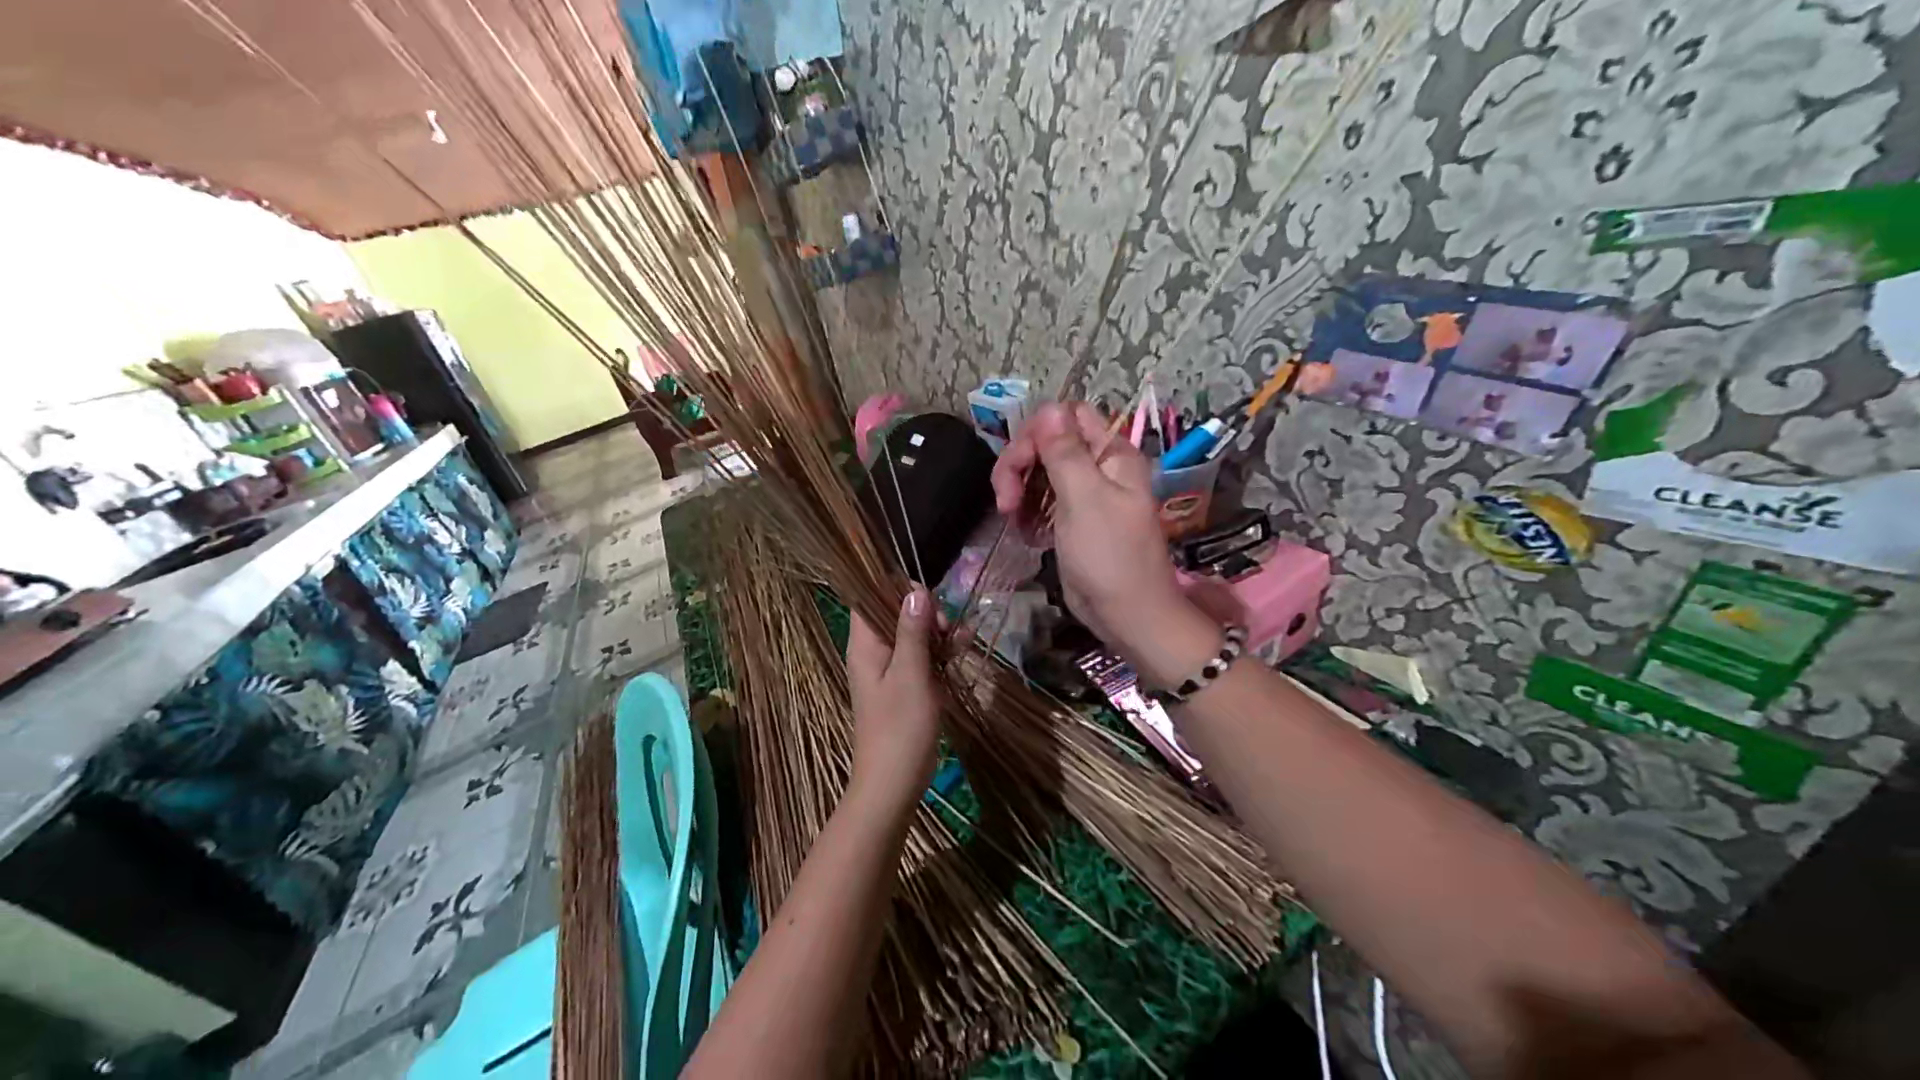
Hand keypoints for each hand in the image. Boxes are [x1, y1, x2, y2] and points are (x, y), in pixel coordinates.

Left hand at [845, 588, 940, 814]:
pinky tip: (962, 649)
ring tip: (962, 639)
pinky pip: (921, 656)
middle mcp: (873, 651)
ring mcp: (890, 669)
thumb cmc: (900, 728)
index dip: (897, 588)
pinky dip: (940, 651)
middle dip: (926, 612)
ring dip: (938, 632)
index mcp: (865, 644)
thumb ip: (913, 631)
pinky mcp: (906, 686)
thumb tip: (916, 591)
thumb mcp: (911, 674)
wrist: (893, 785)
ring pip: (913, 634)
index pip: (870, 596)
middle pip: (895, 612)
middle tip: (947, 628)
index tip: (929, 598)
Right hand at [991, 402, 1220, 685]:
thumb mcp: (1084, 498)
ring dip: (1019, 489)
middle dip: (1020, 465)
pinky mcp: (1072, 520)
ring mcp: (1085, 495)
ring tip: (1012, 518)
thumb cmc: (1110, 555)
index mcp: (1111, 454)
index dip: (1037, 432)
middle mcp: (1099, 467)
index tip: (1018, 464)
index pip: (1066, 417)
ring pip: (1040, 472)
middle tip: (1005, 500)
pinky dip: (1028, 511)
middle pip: (1047, 443)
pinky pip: (1042, 501)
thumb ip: (1065, 451)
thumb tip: (1049, 407)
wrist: (1127, 614)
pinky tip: (1024, 531)